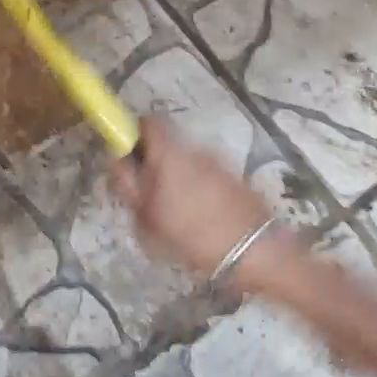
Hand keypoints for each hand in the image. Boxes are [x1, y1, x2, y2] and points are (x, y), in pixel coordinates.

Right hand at [110, 118, 294, 291]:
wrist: (258, 254)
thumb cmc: (193, 236)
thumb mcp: (146, 217)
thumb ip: (126, 184)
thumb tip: (117, 161)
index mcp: (169, 155)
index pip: (148, 122)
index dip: (134, 133)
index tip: (128, 155)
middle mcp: (196, 150)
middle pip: (167, 145)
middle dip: (156, 163)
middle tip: (150, 193)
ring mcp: (221, 163)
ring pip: (189, 162)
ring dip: (179, 177)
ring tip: (179, 210)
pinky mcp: (239, 179)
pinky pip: (209, 176)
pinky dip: (201, 188)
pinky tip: (203, 217)